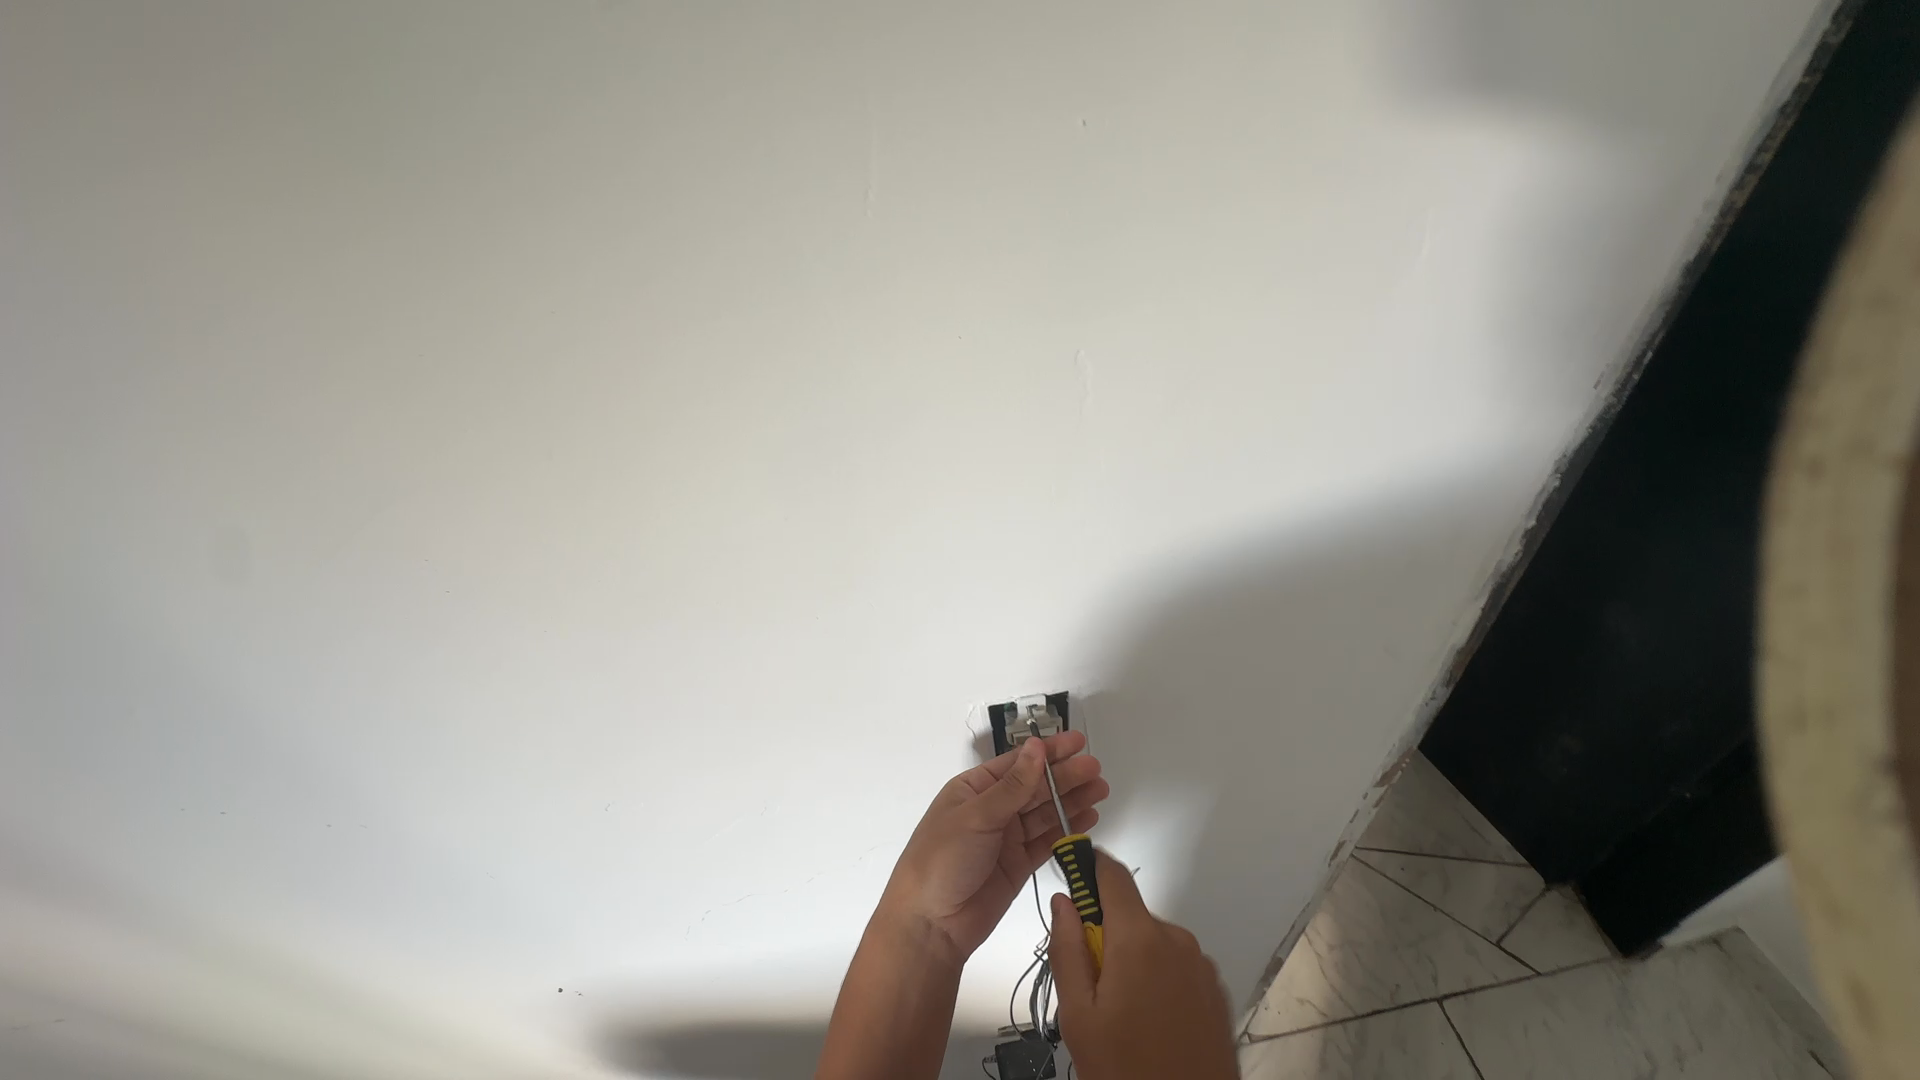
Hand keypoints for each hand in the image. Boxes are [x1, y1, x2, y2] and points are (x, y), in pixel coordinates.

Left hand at [878, 732, 1106, 962]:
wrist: (931, 924)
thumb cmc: (943, 859)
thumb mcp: (977, 816)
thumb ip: (1013, 786)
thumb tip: (1036, 747)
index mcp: (974, 788)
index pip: (1018, 763)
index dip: (1048, 752)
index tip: (1078, 742)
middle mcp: (992, 809)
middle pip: (1035, 787)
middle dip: (1066, 777)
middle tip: (1096, 769)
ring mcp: (1007, 838)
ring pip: (1045, 812)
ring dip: (1072, 800)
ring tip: (1101, 790)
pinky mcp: (1019, 864)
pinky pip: (1048, 840)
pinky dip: (1068, 829)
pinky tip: (1089, 818)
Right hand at [1047, 853, 1238, 1079]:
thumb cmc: (1124, 1071)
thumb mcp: (1079, 1016)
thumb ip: (1067, 949)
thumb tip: (1064, 900)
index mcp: (1140, 939)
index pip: (1113, 875)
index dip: (1089, 866)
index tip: (1069, 871)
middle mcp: (1177, 940)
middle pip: (1130, 915)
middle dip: (1106, 935)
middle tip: (1092, 988)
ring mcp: (1202, 966)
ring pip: (1153, 942)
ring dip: (1133, 960)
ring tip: (1123, 1017)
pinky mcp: (1217, 991)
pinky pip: (1176, 966)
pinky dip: (1159, 980)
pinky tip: (1153, 1024)